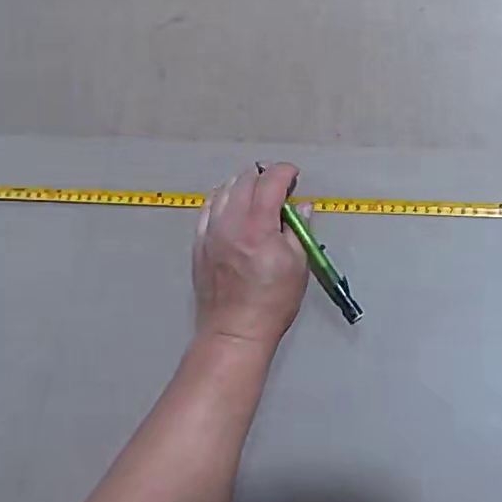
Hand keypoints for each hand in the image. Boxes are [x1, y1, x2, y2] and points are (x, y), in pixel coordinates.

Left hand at [193, 163, 311, 345]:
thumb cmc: (272, 302)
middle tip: (279, 185)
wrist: (234, 330)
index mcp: (258, 227)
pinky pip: (208, 208)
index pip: (270, 182)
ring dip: (243, 184)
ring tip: (257, 193)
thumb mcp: (298, 265)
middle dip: (265, 175)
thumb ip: (298, 229)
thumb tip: (301, 206)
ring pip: (224, 190)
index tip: (294, 175)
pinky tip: (231, 205)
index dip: (284, 172)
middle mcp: (231, 222)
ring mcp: (211, 231)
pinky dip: (223, 199)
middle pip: (245, 180)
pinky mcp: (199, 242)